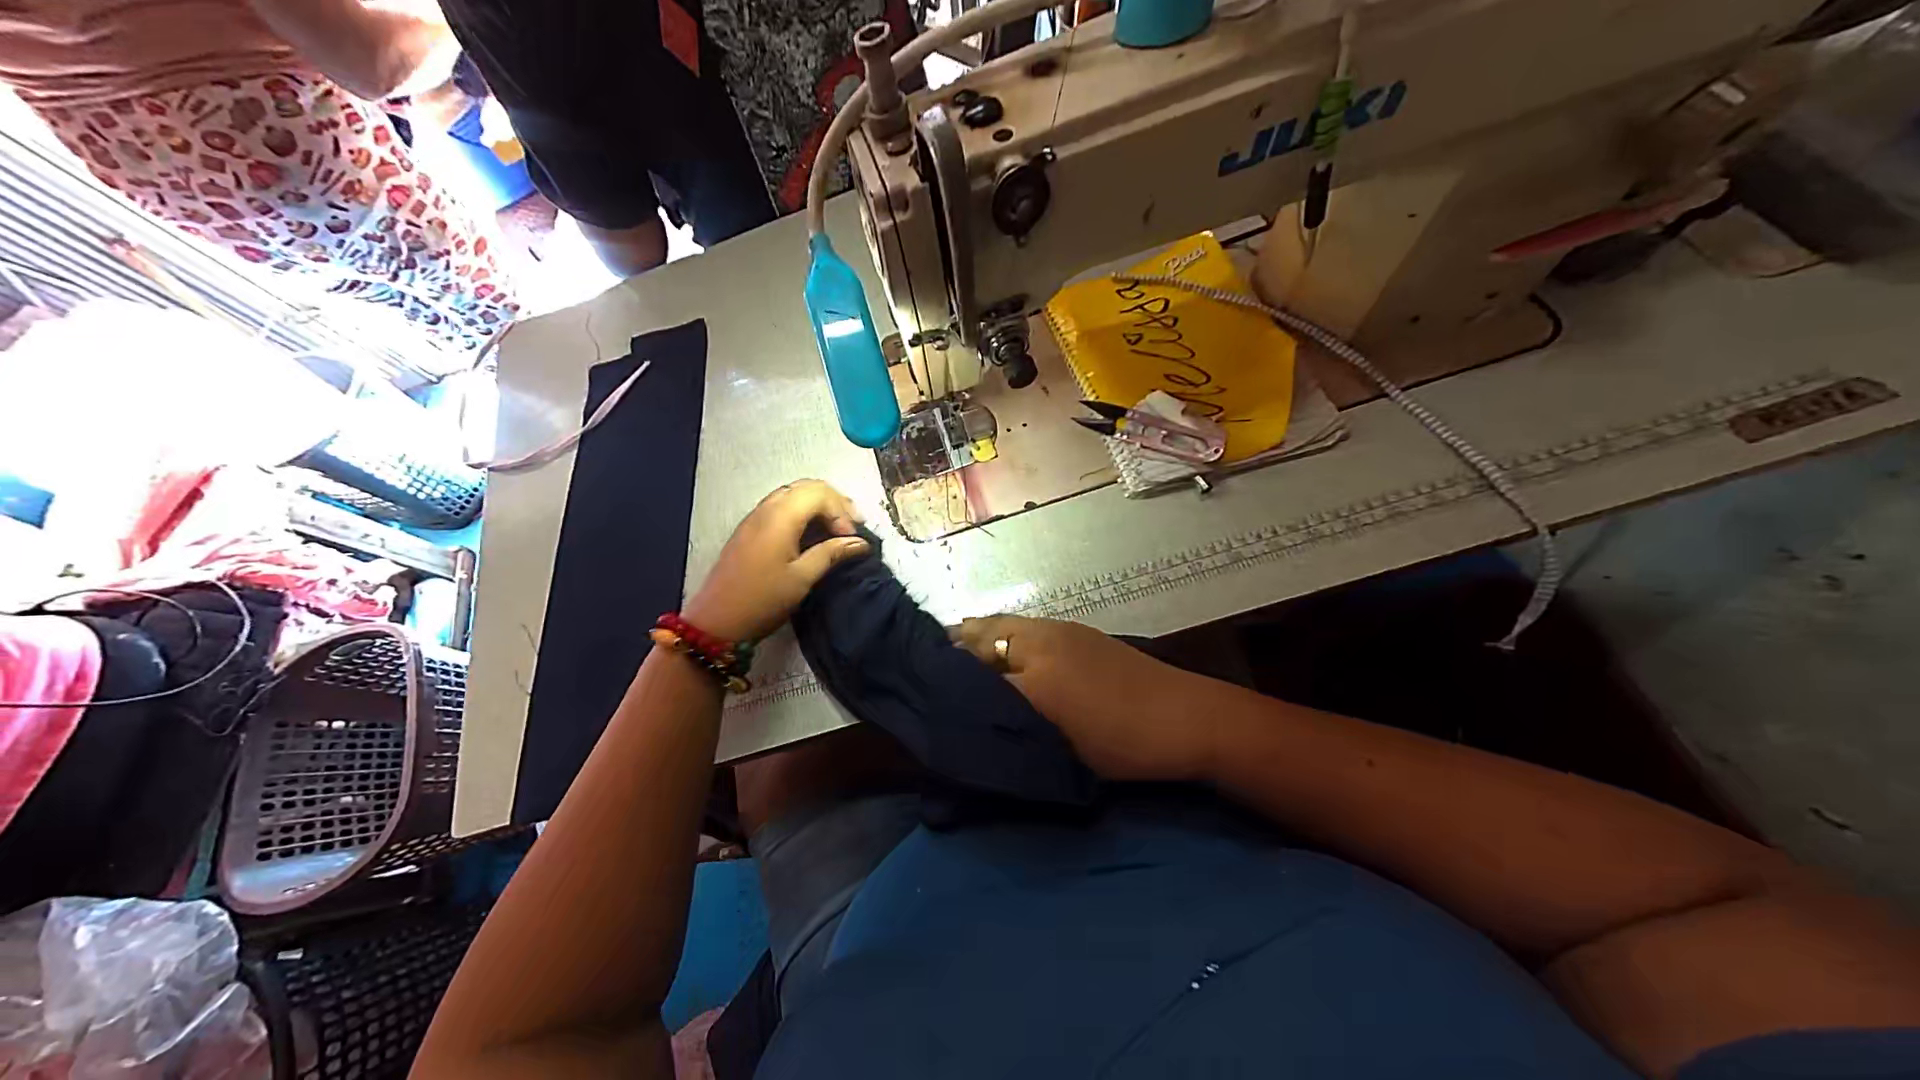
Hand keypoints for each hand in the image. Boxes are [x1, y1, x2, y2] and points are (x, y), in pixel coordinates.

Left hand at [683, 480, 870, 641]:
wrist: (716, 621)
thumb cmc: (762, 600)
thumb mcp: (802, 578)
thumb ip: (831, 554)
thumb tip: (859, 543)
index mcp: (781, 516)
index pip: (820, 494)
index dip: (841, 512)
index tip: (851, 539)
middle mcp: (767, 508)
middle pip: (807, 487)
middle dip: (834, 502)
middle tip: (851, 526)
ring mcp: (755, 517)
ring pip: (793, 494)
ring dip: (818, 506)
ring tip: (836, 529)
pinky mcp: (750, 529)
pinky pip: (781, 506)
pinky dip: (803, 512)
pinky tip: (812, 533)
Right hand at [952, 615, 1214, 782]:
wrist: (1188, 719)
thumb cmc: (1121, 737)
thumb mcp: (1056, 741)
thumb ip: (1009, 721)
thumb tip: (970, 717)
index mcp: (1031, 661)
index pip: (969, 657)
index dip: (942, 671)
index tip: (922, 688)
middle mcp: (1041, 637)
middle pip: (982, 633)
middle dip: (954, 649)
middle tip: (936, 677)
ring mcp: (1062, 632)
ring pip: (1005, 629)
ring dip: (981, 644)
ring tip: (965, 671)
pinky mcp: (1080, 636)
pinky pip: (1027, 632)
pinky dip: (1007, 642)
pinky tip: (1008, 666)